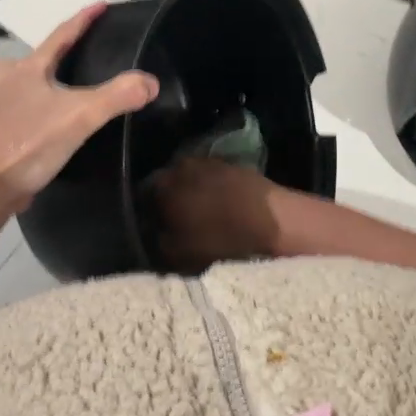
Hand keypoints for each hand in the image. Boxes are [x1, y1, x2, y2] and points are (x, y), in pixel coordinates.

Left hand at [0, 2, 158, 210]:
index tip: (102, 5)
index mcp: (29, 70)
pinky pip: (5, 113)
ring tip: (41, 91)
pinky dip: (16, 113)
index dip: (83, 19)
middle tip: (61, 61)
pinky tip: (32, 124)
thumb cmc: (31, 141)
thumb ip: (117, 96)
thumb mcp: (81, 116)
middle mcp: (7, 83)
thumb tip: (150, 82)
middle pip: (20, 59)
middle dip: (38, 56)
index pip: (60, 35)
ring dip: (17, 82)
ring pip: (2, 84)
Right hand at [153, 158, 285, 271]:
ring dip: (191, 193)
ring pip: (190, 179)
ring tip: (199, 215)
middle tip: (175, 221)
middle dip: (168, 199)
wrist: (274, 223)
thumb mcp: (178, 254)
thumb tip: (154, 233)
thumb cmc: (221, 241)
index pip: (142, 195)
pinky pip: (212, 178)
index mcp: (162, 185)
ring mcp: (209, 162)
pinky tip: (219, 207)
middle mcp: (181, 165)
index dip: (147, 213)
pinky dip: (211, 190)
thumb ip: (158, 241)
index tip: (153, 227)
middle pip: (167, 183)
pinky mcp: (233, 165)